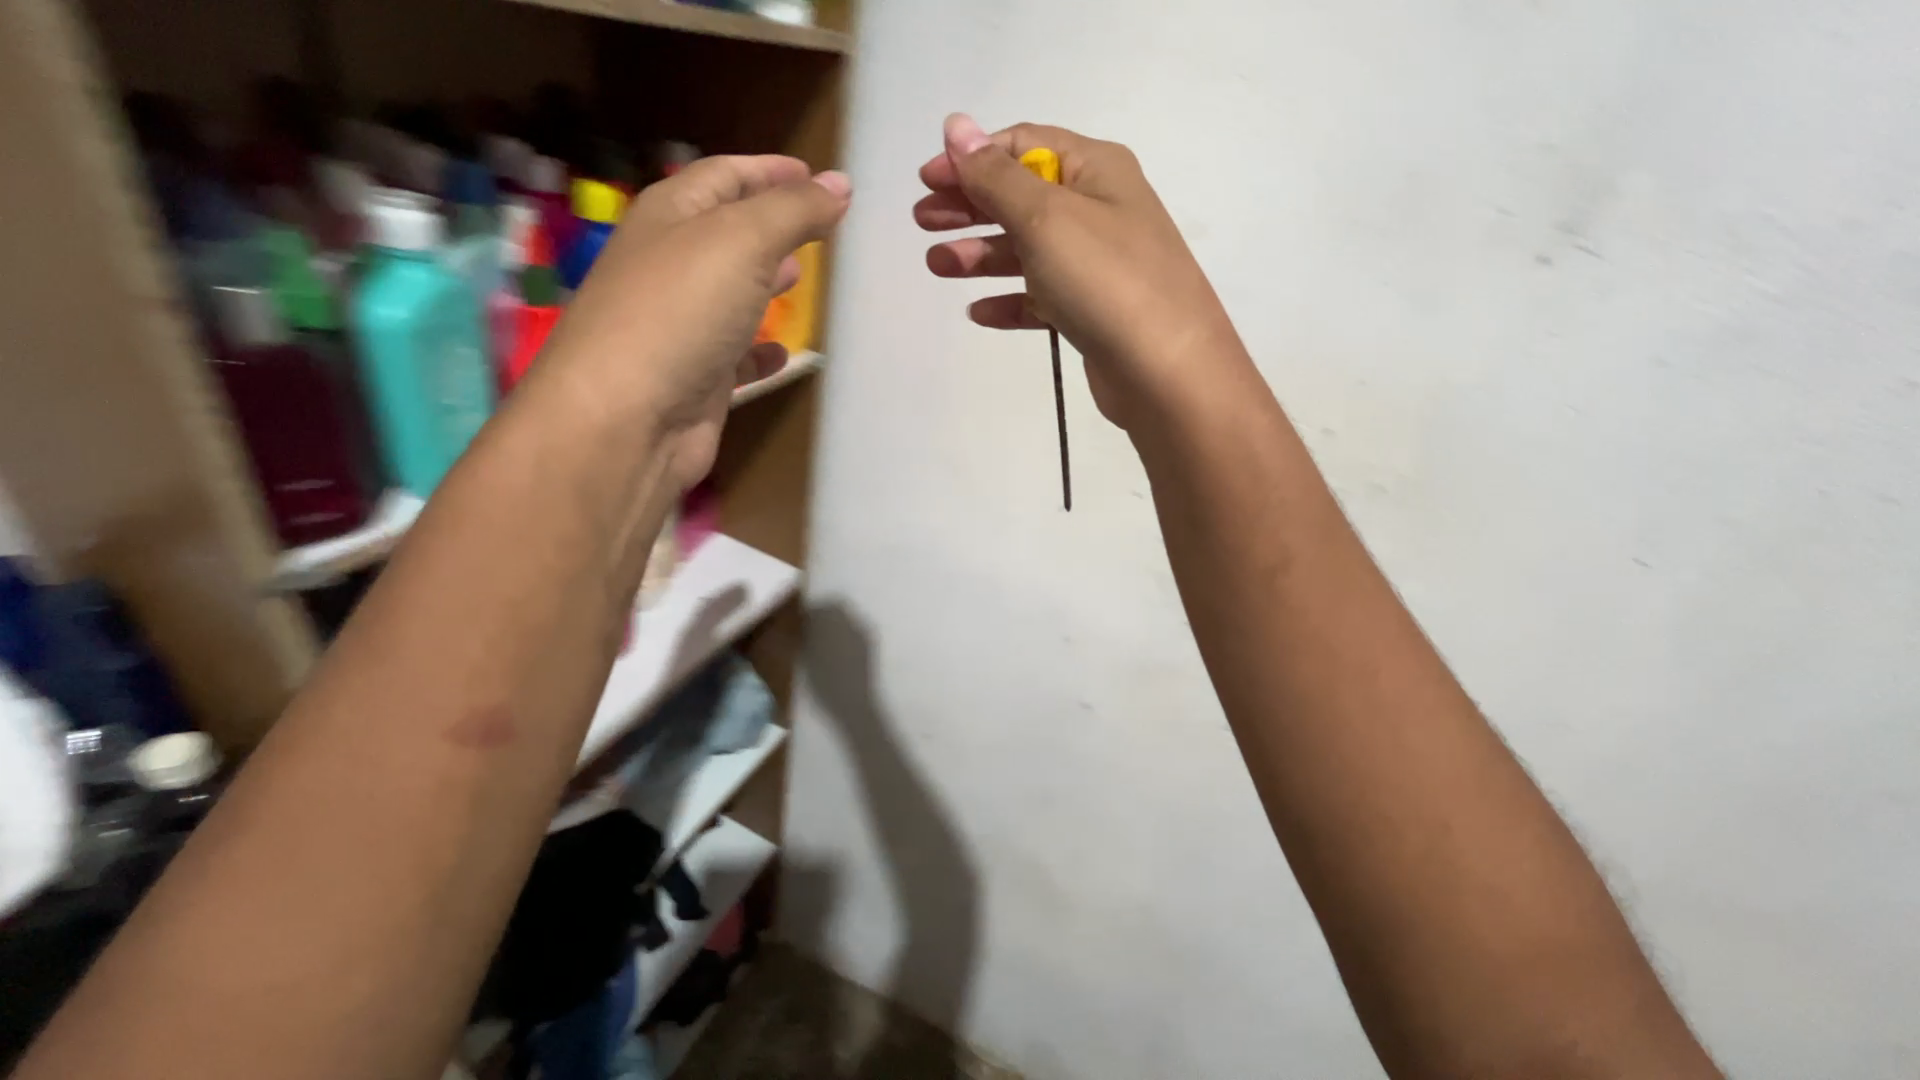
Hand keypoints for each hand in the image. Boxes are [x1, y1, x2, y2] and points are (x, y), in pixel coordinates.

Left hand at [536, 155, 850, 489]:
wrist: (624, 420)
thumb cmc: (679, 312)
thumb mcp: (743, 241)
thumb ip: (794, 210)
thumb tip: (839, 183)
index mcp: (670, 216)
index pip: (724, 176)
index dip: (771, 171)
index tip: (821, 178)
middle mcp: (669, 265)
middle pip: (726, 232)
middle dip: (771, 225)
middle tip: (818, 228)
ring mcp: (678, 325)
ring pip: (730, 293)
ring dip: (764, 282)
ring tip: (802, 277)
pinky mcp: (693, 379)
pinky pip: (734, 357)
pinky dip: (759, 351)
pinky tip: (782, 353)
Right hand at [917, 115, 1241, 432]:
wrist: (1167, 371)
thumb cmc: (1105, 280)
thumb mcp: (1045, 216)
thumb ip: (994, 175)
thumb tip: (956, 126)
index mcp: (1096, 170)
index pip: (1024, 145)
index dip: (972, 159)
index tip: (926, 182)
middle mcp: (1099, 210)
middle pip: (1021, 197)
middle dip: (970, 206)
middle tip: (922, 223)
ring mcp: (1097, 264)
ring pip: (1027, 250)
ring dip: (980, 254)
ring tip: (937, 267)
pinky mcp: (1092, 312)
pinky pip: (1041, 297)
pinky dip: (1009, 300)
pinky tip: (978, 312)